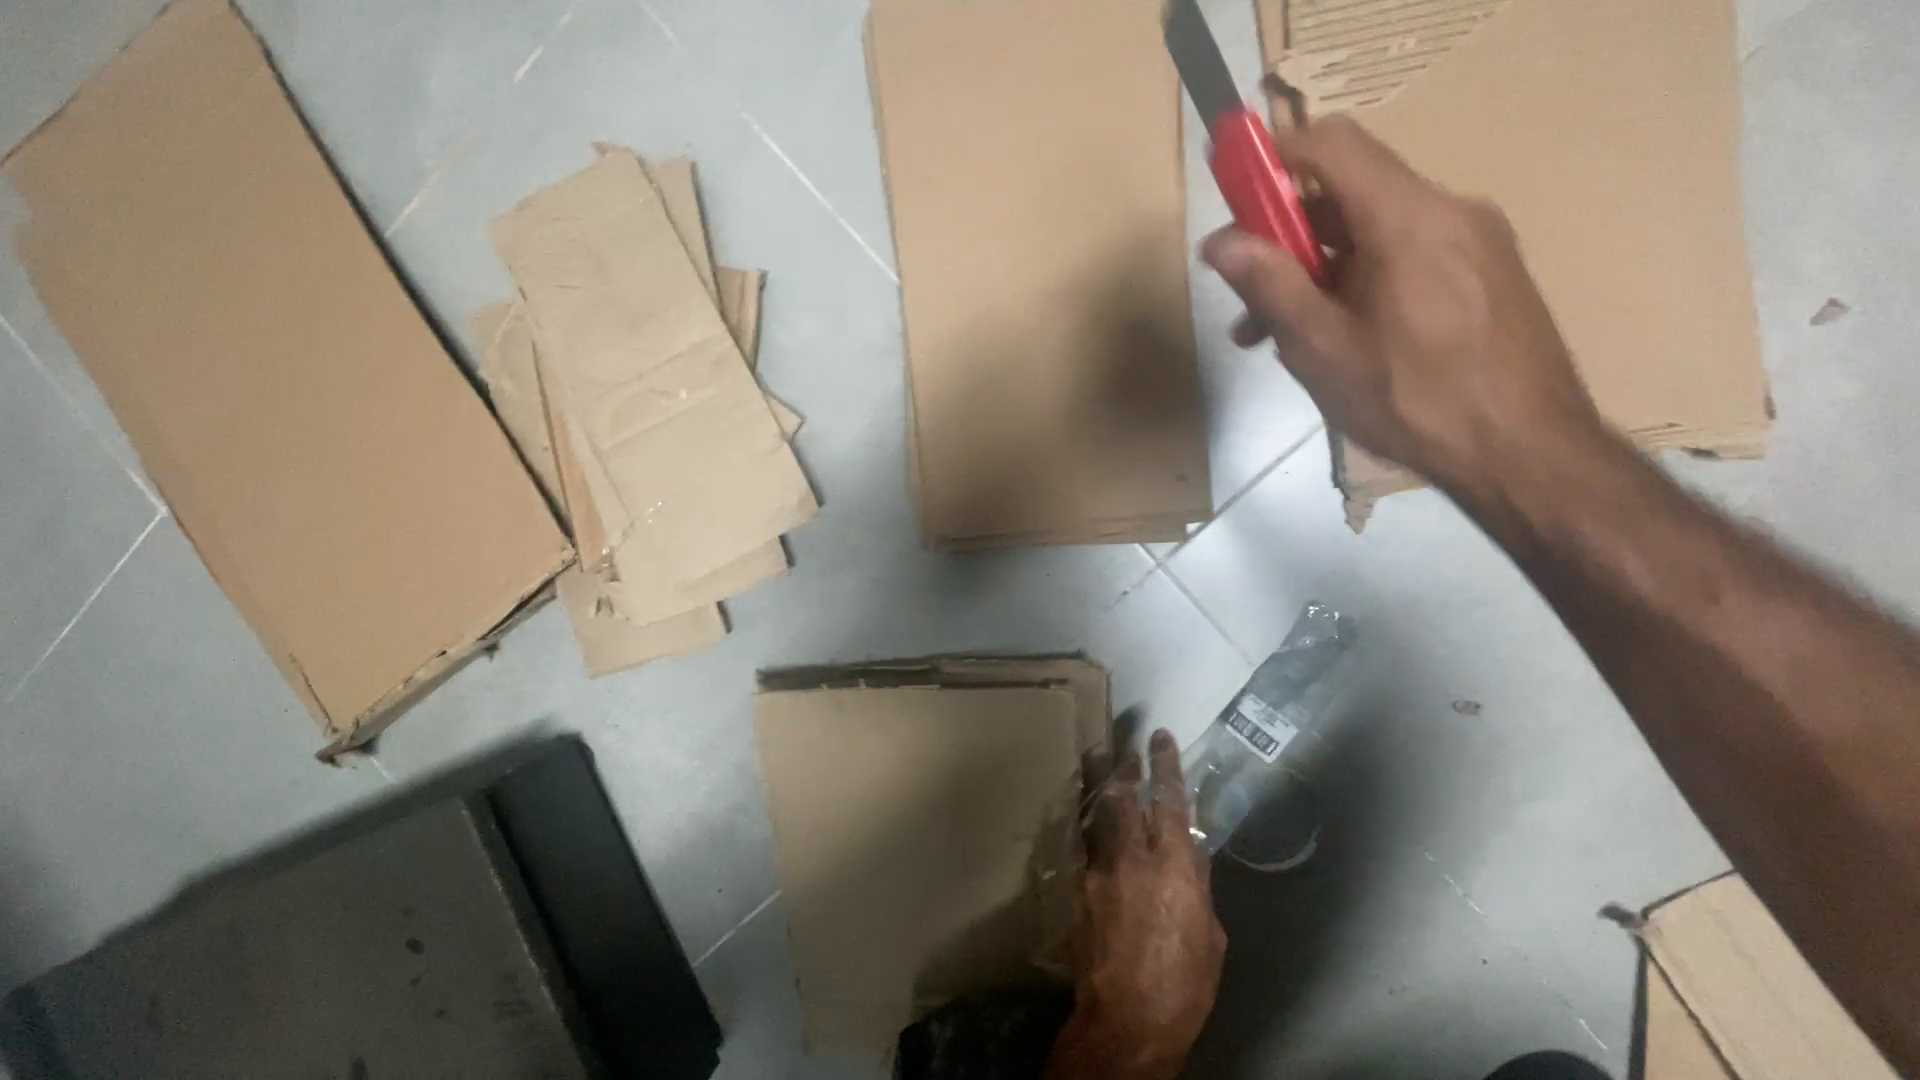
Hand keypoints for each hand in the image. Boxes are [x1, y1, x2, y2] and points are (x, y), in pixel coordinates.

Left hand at [1046, 731, 1225, 1079]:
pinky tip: (1092, 835)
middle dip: (1124, 765)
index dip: (1165, 764)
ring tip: (1100, 770)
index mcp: (1174, 866)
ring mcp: (1098, 872)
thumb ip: (1198, 885)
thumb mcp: (1211, 934)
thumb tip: (1191, 856)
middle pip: (1123, 796)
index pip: (1170, 800)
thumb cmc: (1185, 984)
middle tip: (1124, 745)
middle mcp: (1132, 858)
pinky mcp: (1078, 892)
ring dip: (1101, 794)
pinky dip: (1092, 837)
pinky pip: (1086, 853)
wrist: (1127, 1021)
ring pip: (1097, 818)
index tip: (1160, 737)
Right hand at [1201, 115, 1603, 502]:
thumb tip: (1220, 241)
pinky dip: (1358, 283)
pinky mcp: (1485, 274)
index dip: (1273, 156)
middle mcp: (1448, 211)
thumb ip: (1271, 286)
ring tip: (1275, 336)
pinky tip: (1335, 340)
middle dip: (1286, 236)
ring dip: (1317, 270)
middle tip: (1246, 292)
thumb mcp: (1325, 350)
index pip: (1332, 145)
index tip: (1232, 190)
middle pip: (1349, 192)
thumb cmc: (1417, 401)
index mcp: (1408, 219)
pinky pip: (1406, 257)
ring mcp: (1474, 242)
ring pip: (1374, 232)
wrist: (1527, 452)